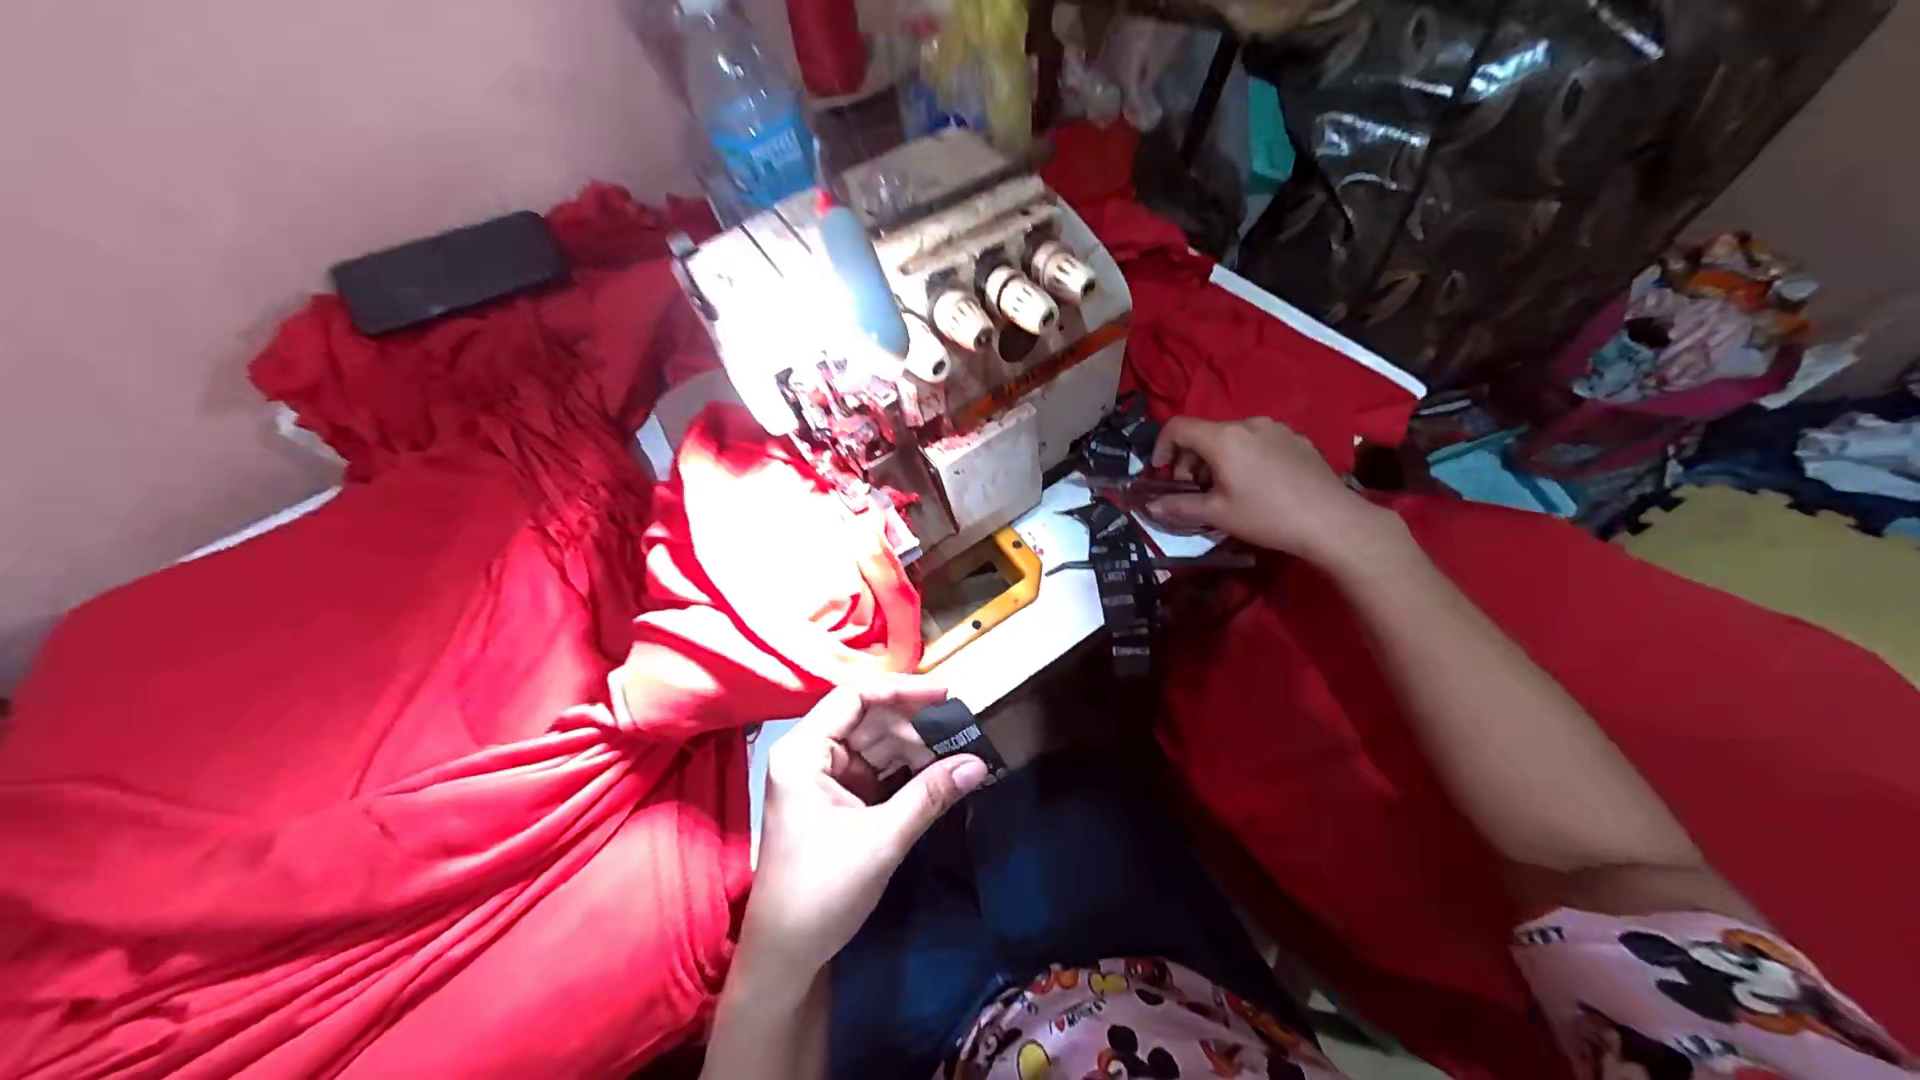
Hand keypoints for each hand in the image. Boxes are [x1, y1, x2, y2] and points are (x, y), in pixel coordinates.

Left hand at [740, 680, 988, 983]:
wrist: (786, 956)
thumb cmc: (822, 892)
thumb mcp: (882, 839)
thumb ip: (930, 795)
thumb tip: (979, 763)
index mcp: (803, 753)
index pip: (854, 698)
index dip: (901, 691)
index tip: (945, 694)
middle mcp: (809, 755)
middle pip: (868, 720)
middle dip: (914, 728)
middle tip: (961, 734)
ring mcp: (822, 777)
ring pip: (875, 746)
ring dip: (914, 751)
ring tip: (956, 755)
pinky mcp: (836, 799)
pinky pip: (876, 771)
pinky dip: (905, 772)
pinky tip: (936, 774)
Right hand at [1148, 416, 1398, 566]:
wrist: (1332, 521)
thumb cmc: (1267, 516)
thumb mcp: (1217, 514)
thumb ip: (1179, 506)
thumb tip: (1150, 507)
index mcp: (1224, 438)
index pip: (1178, 426)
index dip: (1161, 446)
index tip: (1161, 472)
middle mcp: (1249, 424)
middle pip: (1206, 433)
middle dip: (1190, 460)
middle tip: (1193, 490)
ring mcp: (1277, 430)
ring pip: (1233, 438)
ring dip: (1217, 460)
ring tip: (1224, 490)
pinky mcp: (1297, 440)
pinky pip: (1258, 442)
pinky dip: (1244, 458)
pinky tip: (1256, 486)